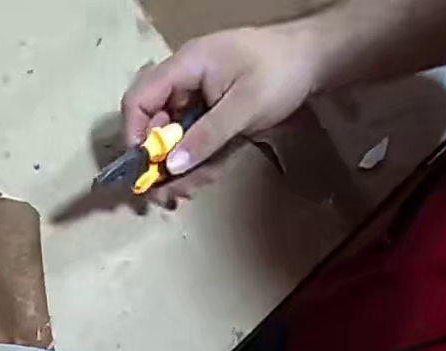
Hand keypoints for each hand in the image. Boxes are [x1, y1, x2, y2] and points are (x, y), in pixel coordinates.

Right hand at [120, 23, 323, 199]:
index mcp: (186, 67)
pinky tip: (206, 177)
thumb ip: (206, 137)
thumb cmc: (279, 72)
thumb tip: (170, 166)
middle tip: (168, 193)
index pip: (140, 99)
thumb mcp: (243, 107)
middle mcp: (183, 85)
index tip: (143, 168)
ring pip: (170, 143)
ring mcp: (194, 102)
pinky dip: (194, 167)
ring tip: (192, 190)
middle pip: (150, 127)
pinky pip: (189, 147)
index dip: (133, 134)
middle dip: (158, 164)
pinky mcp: (206, 118)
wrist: (312, 61)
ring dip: (177, 172)